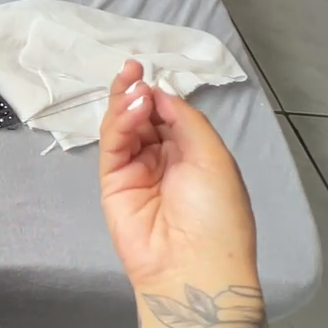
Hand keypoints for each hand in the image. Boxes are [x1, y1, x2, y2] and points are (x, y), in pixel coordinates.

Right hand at [97, 60, 256, 290]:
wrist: (189, 260)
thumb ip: (186, 122)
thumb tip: (158, 93)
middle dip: (136, 92)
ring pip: (124, 127)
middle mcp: (164, 157)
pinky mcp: (111, 179)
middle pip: (143, 117)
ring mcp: (135, 168)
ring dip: (125, 104)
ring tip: (129, 84)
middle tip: (131, 68)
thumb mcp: (214, 160)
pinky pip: (113, 145)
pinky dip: (119, 124)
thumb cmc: (216, 212)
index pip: (172, 116)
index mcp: (195, 154)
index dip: (162, 95)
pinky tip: (128, 109)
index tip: (154, 74)